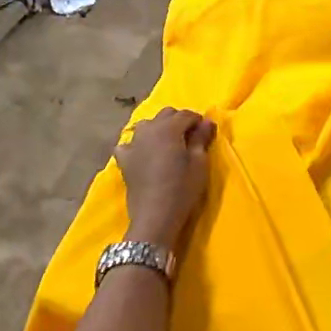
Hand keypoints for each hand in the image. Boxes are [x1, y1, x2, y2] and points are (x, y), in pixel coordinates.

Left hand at [115, 108, 214, 248]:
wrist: (155, 215)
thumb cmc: (182, 188)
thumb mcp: (199, 162)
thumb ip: (201, 138)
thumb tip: (207, 121)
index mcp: (168, 127)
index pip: (186, 114)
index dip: (197, 120)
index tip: (205, 132)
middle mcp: (148, 129)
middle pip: (165, 115)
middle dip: (178, 121)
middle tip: (189, 137)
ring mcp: (133, 143)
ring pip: (146, 126)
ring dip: (158, 129)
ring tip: (168, 145)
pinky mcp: (124, 159)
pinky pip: (129, 144)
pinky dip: (137, 145)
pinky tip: (142, 154)